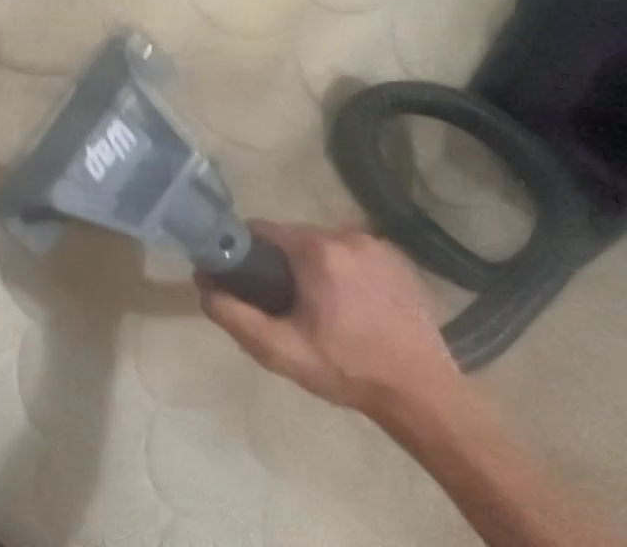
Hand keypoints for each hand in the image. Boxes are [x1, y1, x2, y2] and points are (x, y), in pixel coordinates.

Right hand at [199, 221, 463, 421]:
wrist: (424, 397)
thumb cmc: (345, 369)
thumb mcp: (275, 347)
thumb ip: (229, 311)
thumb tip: (202, 282)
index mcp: (317, 249)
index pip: (259, 230)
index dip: (244, 253)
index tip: (245, 282)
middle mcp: (350, 236)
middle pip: (292, 237)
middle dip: (278, 263)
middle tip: (280, 304)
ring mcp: (381, 248)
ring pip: (323, 245)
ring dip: (310, 267)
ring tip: (316, 308)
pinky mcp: (403, 264)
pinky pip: (353, 255)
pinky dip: (342, 272)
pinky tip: (348, 307)